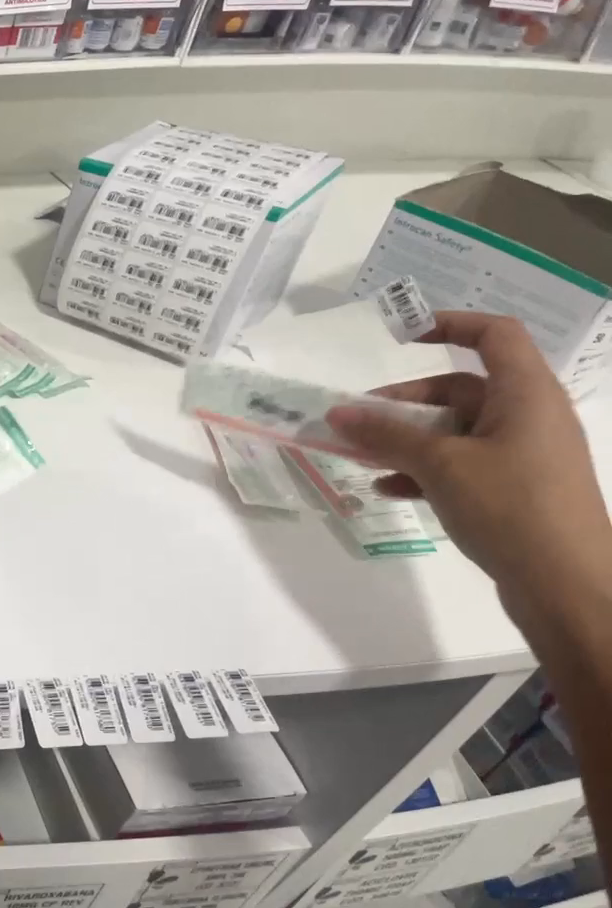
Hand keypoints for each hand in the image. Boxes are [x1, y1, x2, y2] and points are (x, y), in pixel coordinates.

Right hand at [326, 311, 611, 615]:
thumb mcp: (438, 464)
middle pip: (459, 388)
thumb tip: (338, 413)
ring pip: (452, 428)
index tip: (398, 334)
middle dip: (402, 401)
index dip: (448, 324)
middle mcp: (529, 417)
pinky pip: (458, 462)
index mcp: (526, 397)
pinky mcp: (513, 487)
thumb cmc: (511, 507)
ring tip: (360, 457)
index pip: (494, 336)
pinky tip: (386, 488)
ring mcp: (523, 454)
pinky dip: (420, 469)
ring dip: (403, 438)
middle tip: (355, 419)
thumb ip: (385, 435)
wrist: (568, 583)